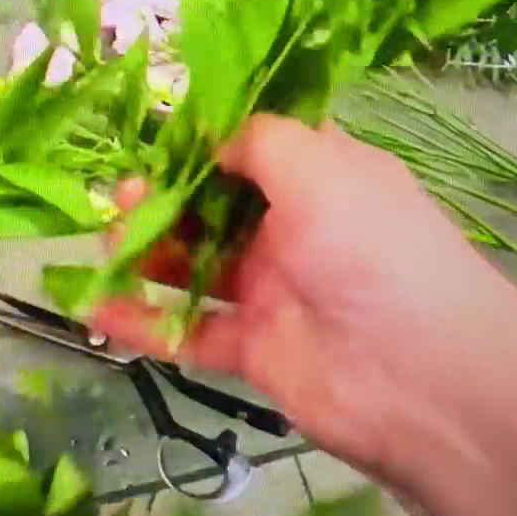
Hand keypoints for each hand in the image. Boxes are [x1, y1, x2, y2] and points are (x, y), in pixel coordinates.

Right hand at [91, 115, 516, 478]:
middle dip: (161, 200)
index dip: (200, 145)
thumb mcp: (320, 166)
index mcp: (317, 181)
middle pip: (208, 208)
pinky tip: (95, 308)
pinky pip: (185, 330)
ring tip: (110, 244)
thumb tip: (210, 139)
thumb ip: (258, 140)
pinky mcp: (249, 348)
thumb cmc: (369, 249)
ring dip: (144, 253)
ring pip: (191, 267)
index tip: (154, 143)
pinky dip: (141, 321)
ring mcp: (267, 292)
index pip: (249, 152)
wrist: (421, 376)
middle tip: (124, 198)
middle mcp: (290, 231)